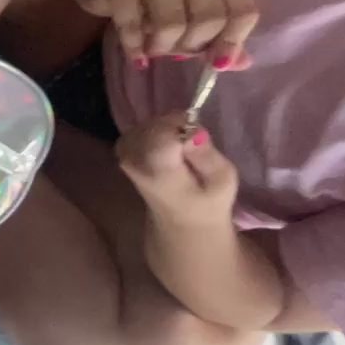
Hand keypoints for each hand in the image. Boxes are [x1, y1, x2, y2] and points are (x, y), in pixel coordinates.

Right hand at [64, 0, 256, 67]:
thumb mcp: (192, 7)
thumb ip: (217, 33)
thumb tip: (240, 64)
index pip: (241, 11)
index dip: (233, 41)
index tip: (215, 64)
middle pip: (209, 19)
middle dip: (192, 45)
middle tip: (175, 54)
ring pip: (172, 23)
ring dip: (163, 46)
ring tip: (153, 52)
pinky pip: (131, 23)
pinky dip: (134, 45)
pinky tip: (136, 58)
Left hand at [115, 113, 238, 237]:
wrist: (178, 220)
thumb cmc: (207, 202)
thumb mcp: (222, 180)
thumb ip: (206, 154)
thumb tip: (192, 130)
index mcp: (157, 168)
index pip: (159, 133)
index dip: (179, 123)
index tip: (198, 130)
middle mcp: (132, 160)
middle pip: (148, 127)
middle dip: (172, 124)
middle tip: (193, 136)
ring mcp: (122, 157)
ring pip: (140, 127)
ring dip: (162, 127)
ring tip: (182, 141)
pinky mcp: (122, 154)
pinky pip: (134, 133)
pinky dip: (152, 131)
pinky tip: (168, 142)